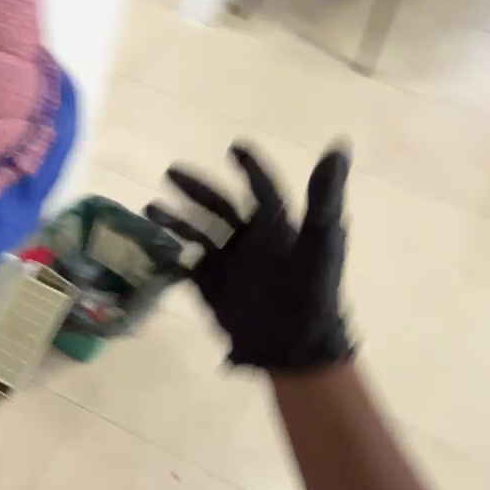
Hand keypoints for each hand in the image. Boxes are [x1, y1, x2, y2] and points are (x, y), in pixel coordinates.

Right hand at [146, 142, 354, 371]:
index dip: (249, 169)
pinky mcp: (209, 286)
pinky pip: (184, 265)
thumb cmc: (312, 291)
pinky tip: (151, 244)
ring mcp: (226, 263)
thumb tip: (338, 146)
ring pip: (196, 232)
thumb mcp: (321, 241)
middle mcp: (249, 240)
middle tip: (170, 172)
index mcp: (277, 226)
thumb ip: (324, 196)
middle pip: (218, 206)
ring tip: (150, 208)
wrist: (291, 344)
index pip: (261, 189)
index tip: (234, 148)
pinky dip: (167, 254)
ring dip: (173, 219)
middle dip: (195, 188)